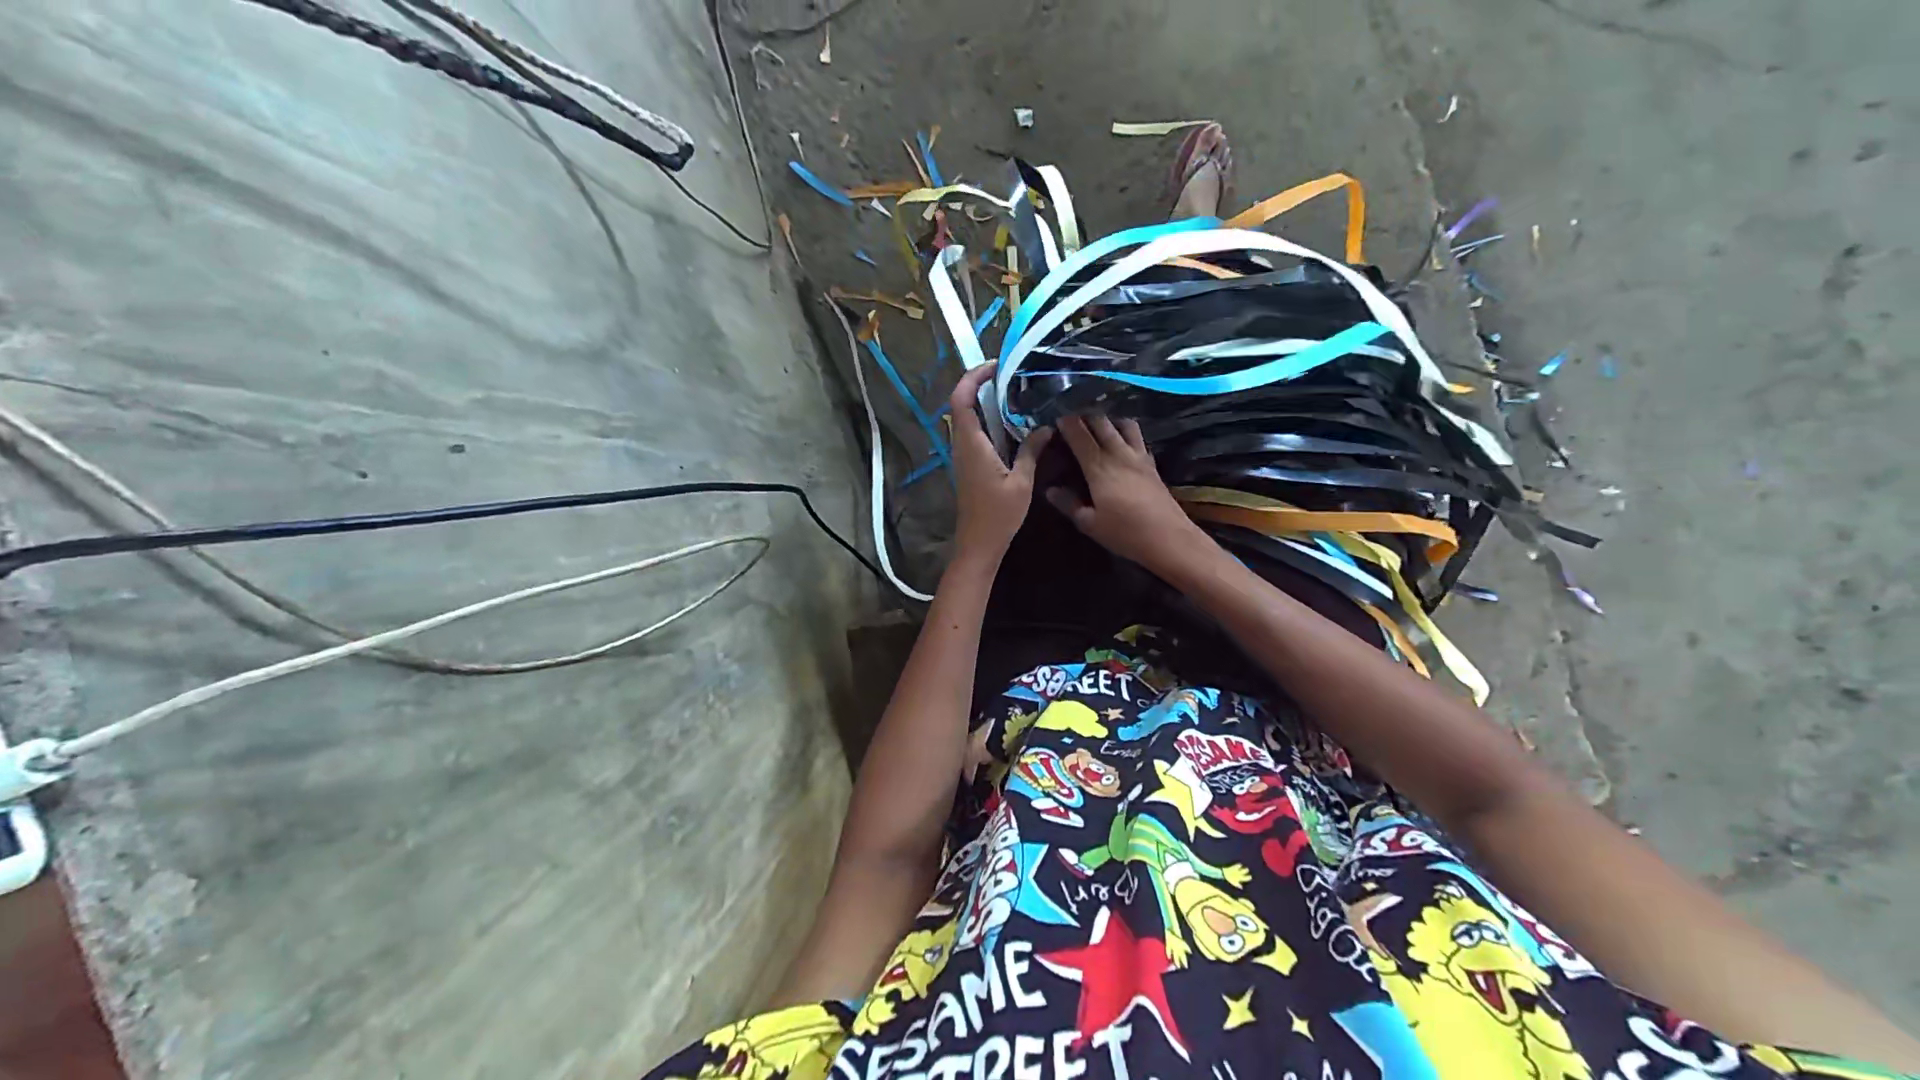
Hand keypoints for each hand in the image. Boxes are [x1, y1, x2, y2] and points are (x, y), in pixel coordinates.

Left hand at [947, 363, 1052, 564]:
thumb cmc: (998, 515)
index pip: (961, 400)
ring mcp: (963, 456)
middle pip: (962, 404)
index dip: (972, 377)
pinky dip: (988, 420)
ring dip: (985, 401)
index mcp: (972, 445)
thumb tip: (1046, 426)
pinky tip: (1011, 421)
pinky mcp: (968, 465)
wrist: (978, 544)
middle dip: (981, 384)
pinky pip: (974, 433)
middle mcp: (962, 446)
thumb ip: (1031, 451)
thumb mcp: (1021, 482)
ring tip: (1014, 390)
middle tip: (1010, 373)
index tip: (995, 365)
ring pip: (967, 418)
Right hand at [1047, 415, 1213, 575]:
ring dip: (1110, 420)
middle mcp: (1119, 454)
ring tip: (1100, 428)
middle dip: (1086, 417)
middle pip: (1102, 423)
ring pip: (1124, 424)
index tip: (1057, 421)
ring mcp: (1139, 457)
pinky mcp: (1152, 464)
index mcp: (1099, 467)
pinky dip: (1127, 433)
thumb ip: (1068, 504)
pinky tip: (1122, 444)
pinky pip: (1138, 439)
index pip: (1079, 435)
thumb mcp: (1089, 523)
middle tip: (1074, 422)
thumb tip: (1050, 490)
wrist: (1168, 539)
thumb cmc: (1124, 533)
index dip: (1067, 424)